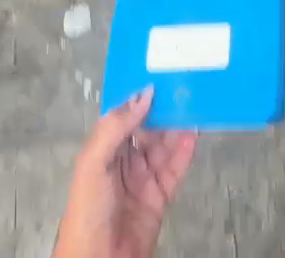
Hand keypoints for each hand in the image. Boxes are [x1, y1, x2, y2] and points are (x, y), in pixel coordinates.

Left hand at [52, 87, 197, 257]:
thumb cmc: (89, 210)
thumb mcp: (93, 163)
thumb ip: (116, 127)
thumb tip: (145, 94)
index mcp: (102, 151)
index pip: (122, 117)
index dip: (138, 96)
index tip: (158, 73)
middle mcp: (123, 162)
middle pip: (146, 129)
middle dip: (162, 109)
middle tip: (182, 85)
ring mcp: (142, 179)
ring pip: (163, 146)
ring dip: (177, 126)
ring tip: (194, 103)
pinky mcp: (159, 197)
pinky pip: (175, 169)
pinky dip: (185, 151)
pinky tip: (195, 133)